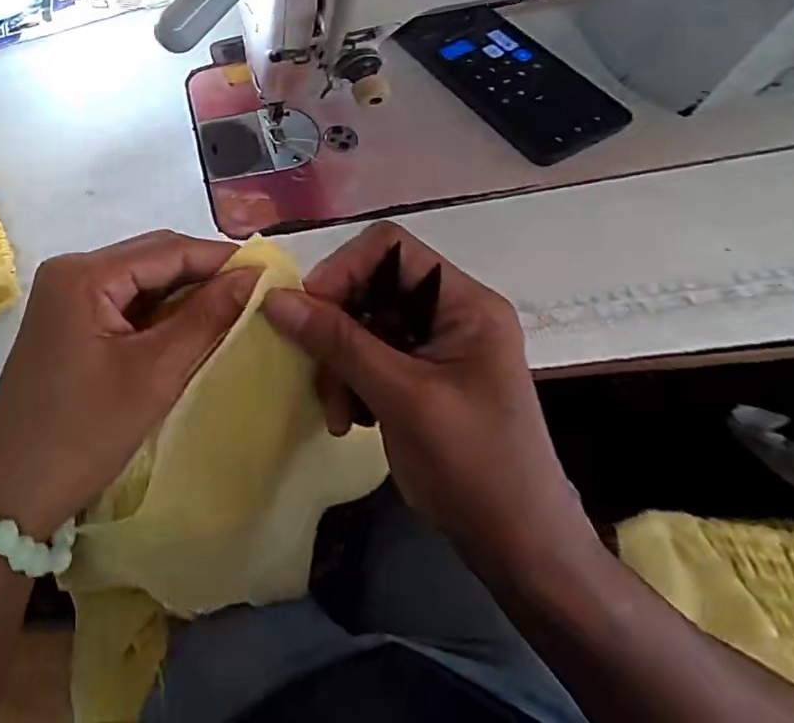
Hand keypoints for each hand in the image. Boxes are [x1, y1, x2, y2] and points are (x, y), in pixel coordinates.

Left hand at [0, 230, 260, 537]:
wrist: (13, 492)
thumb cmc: (84, 433)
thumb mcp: (154, 374)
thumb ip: (206, 318)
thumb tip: (255, 276)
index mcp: (83, 274)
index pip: (167, 250)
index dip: (221, 258)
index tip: (270, 273)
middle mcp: (70, 270)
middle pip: (151, 256)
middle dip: (203, 272)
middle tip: (255, 293)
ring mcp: (64, 295)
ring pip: (139, 277)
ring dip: (183, 291)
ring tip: (232, 309)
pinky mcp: (66, 319)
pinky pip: (123, 300)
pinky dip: (159, 310)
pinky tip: (190, 326)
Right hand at [261, 223, 589, 554]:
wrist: (518, 546)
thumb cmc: (476, 467)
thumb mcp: (403, 399)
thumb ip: (339, 343)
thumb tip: (276, 299)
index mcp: (464, 303)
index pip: (389, 248)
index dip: (343, 270)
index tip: (311, 314)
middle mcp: (447, 312)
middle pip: (367, 286)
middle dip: (334, 329)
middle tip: (320, 375)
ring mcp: (430, 344)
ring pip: (357, 324)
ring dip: (336, 364)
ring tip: (340, 415)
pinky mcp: (414, 375)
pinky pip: (361, 356)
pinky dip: (345, 382)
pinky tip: (351, 420)